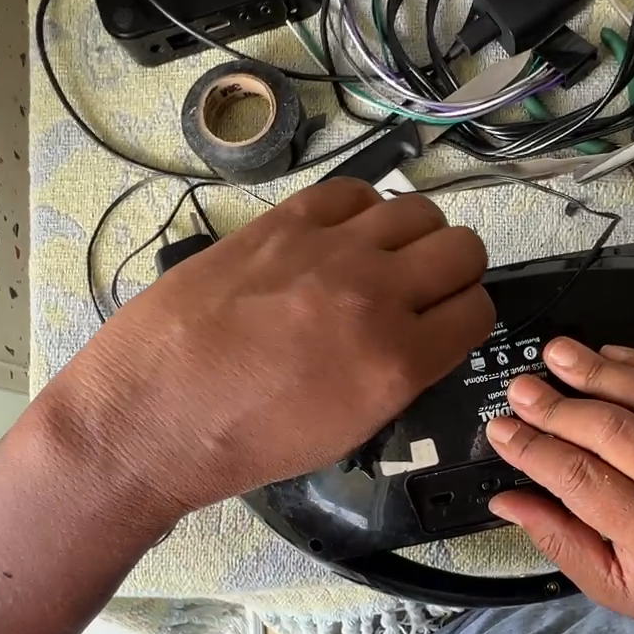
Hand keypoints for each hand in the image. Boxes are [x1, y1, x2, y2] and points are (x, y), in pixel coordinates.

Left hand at [43, 178, 493, 527]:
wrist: (155, 414)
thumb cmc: (252, 441)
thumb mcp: (353, 428)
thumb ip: (404, 373)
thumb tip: (425, 331)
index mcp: (398, 362)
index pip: (478, 311)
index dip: (469, 317)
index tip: (450, 323)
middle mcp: (377, 296)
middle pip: (464, 249)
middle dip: (456, 272)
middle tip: (425, 290)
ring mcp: (329, 250)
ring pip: (419, 210)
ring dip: (416, 237)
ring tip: (385, 260)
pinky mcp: (283, 221)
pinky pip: (354, 192)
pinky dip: (362, 211)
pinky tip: (342, 239)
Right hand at [485, 337, 633, 633]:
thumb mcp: (611, 588)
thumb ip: (558, 539)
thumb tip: (505, 500)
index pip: (581, 479)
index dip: (534, 450)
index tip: (500, 429)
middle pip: (613, 432)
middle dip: (559, 406)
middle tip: (520, 389)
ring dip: (601, 371)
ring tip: (558, 352)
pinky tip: (614, 352)